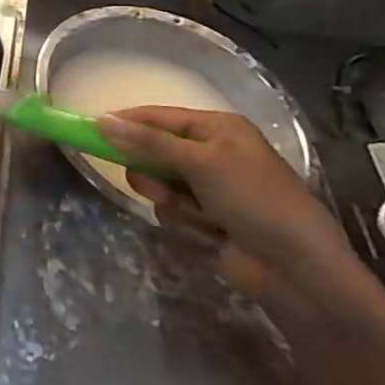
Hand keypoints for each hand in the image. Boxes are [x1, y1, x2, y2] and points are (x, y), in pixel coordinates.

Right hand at [96, 106, 356, 298]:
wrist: (293, 267)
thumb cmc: (254, 199)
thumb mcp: (201, 163)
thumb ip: (148, 143)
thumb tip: (100, 121)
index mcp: (217, 128)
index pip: (158, 117)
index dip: (126, 123)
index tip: (91, 130)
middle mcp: (210, 153)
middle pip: (153, 152)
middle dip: (154, 174)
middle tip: (158, 185)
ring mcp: (208, 188)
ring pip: (158, 186)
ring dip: (172, 202)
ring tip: (201, 216)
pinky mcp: (205, 218)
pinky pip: (171, 212)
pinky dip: (186, 223)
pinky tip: (212, 234)